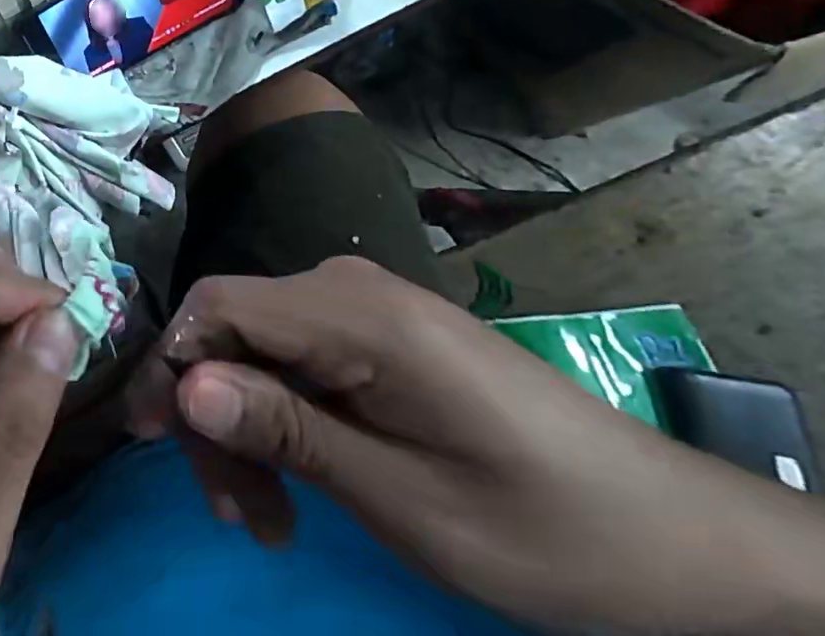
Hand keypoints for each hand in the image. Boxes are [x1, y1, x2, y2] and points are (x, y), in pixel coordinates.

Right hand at [126, 258, 824, 635]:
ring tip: (265, 517)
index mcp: (359, 313)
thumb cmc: (543, 526)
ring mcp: (367, 308)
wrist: (677, 537)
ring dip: (244, 425)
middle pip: (233, 327)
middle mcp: (352, 288)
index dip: (169, 361)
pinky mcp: (379, 337)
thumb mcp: (403, 497)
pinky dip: (279, 418)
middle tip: (229, 510)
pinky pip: (297, 360)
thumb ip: (286, 430)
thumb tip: (183, 387)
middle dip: (212, 412)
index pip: (220, 303)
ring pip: (259, 348)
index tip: (147, 437)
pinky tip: (295, 482)